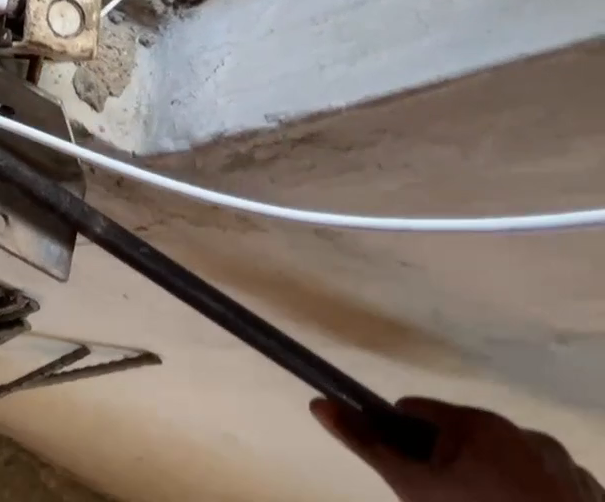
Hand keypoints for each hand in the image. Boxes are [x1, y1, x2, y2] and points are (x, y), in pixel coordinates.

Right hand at [314, 397, 602, 501]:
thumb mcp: (412, 485)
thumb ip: (366, 442)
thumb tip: (318, 402)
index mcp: (479, 423)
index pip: (415, 411)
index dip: (404, 439)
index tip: (414, 470)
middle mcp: (526, 433)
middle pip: (462, 436)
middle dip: (450, 461)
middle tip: (449, 498)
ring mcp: (570, 467)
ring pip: (505, 459)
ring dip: (492, 478)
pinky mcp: (594, 495)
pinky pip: (547, 482)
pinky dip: (531, 495)